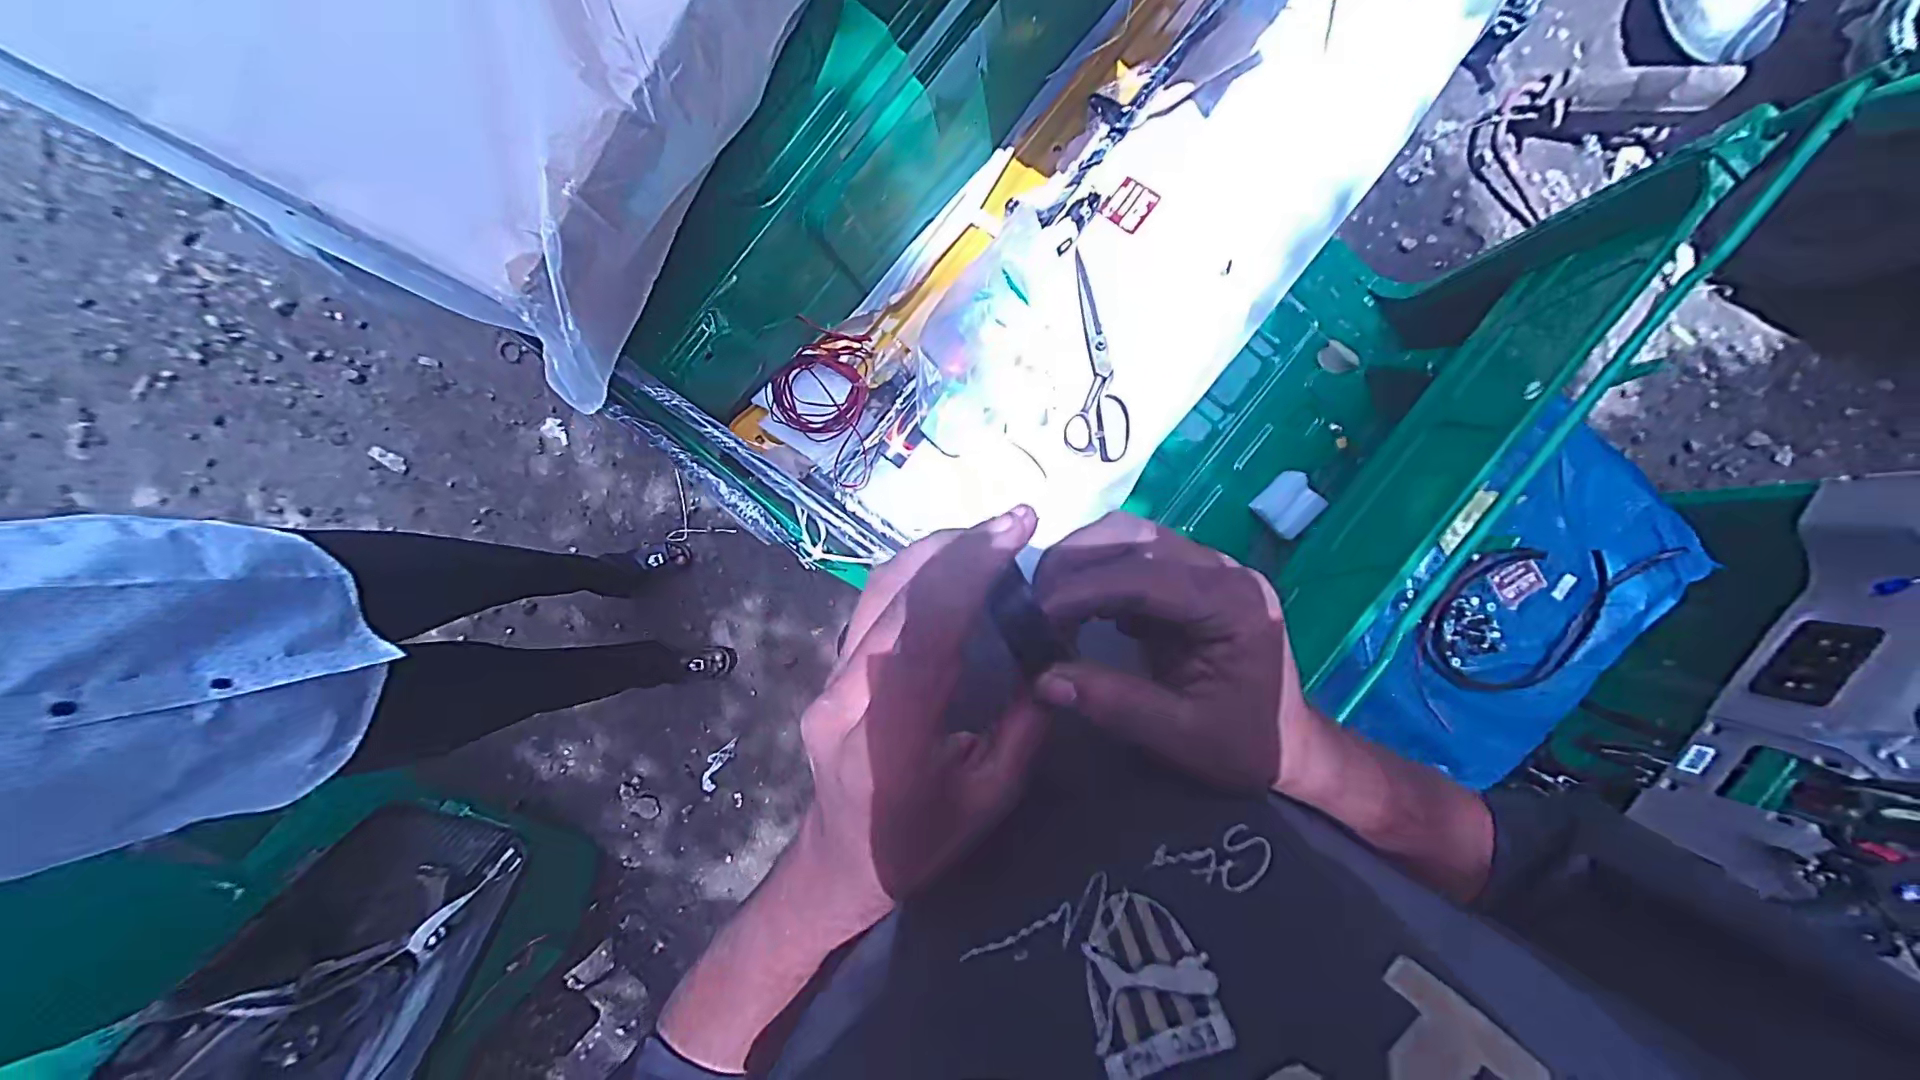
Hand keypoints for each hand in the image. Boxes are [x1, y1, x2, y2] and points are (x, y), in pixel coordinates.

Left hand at [659, 508, 1053, 1072]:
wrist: (838, 865)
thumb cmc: (916, 843)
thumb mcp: (988, 798)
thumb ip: (1022, 725)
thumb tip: (1049, 658)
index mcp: (890, 725)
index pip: (929, 621)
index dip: (973, 565)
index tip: (1017, 525)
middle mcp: (848, 688)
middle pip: (897, 590)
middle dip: (959, 546)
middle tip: (1011, 523)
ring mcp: (829, 676)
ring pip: (877, 589)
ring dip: (933, 552)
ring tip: (985, 538)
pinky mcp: (829, 670)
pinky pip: (871, 606)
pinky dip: (914, 575)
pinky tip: (948, 570)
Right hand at [1031, 512, 1492, 901]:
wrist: (1291, 744)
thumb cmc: (1246, 745)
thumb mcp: (1182, 737)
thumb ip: (1115, 704)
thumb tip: (1043, 679)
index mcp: (1233, 605)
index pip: (1146, 576)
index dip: (1084, 590)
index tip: (1037, 616)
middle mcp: (1222, 570)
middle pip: (1133, 536)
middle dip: (1074, 562)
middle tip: (1033, 605)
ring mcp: (1207, 566)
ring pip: (1128, 534)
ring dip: (1081, 560)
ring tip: (1048, 603)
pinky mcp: (1189, 574)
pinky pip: (1132, 552)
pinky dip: (1095, 571)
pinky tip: (1077, 608)